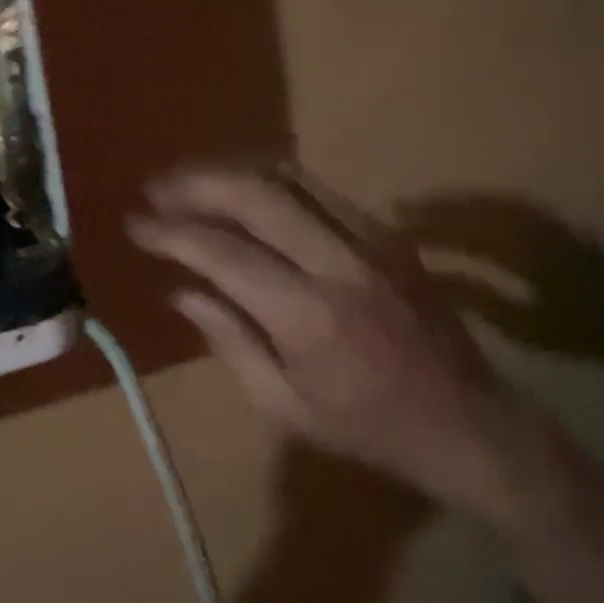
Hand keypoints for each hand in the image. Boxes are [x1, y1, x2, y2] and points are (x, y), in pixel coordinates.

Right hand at [129, 165, 530, 523]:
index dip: (172, 233)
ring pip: (291, 178)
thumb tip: (182, 292)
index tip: (135, 225)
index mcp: (309, 315)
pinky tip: (245, 197)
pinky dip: (271, 185)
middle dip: (197, 183)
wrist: (468, 422)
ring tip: (190, 183)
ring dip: (233, 174)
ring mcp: (373, 239)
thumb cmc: (367, 428)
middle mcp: (341, 261)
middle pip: (258, 194)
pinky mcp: (389, 234)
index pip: (224, 252)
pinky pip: (319, 191)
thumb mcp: (284, 406)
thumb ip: (230, 341)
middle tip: (156, 188)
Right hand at [396, 193, 603, 367]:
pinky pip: (515, 205)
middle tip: (398, 210)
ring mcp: (552, 223)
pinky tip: (470, 209)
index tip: (395, 233)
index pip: (466, 234)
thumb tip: (427, 276)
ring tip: (426, 205)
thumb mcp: (520, 324)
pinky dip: (484, 203)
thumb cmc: (577, 335)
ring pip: (496, 202)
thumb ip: (474, 296)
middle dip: (436, 209)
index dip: (428, 231)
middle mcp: (538, 227)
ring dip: (458, 201)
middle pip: (478, 210)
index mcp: (527, 252)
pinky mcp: (561, 227)